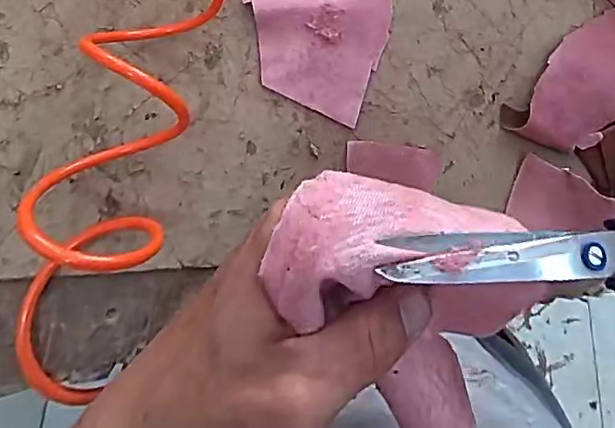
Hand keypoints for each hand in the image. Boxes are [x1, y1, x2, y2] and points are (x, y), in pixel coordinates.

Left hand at [81, 197, 432, 427]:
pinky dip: (383, 278)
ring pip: (369, 238)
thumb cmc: (211, 407)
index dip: (426, 230)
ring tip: (449, 276)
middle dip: (420, 244)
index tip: (468, 249)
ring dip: (406, 261)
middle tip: (465, 268)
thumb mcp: (296, 390)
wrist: (146, 427)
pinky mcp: (297, 266)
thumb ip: (366, 342)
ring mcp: (297, 241)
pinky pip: (354, 260)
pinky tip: (406, 295)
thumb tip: (425, 297)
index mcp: (294, 226)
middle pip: (379, 218)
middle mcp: (298, 219)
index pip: (379, 210)